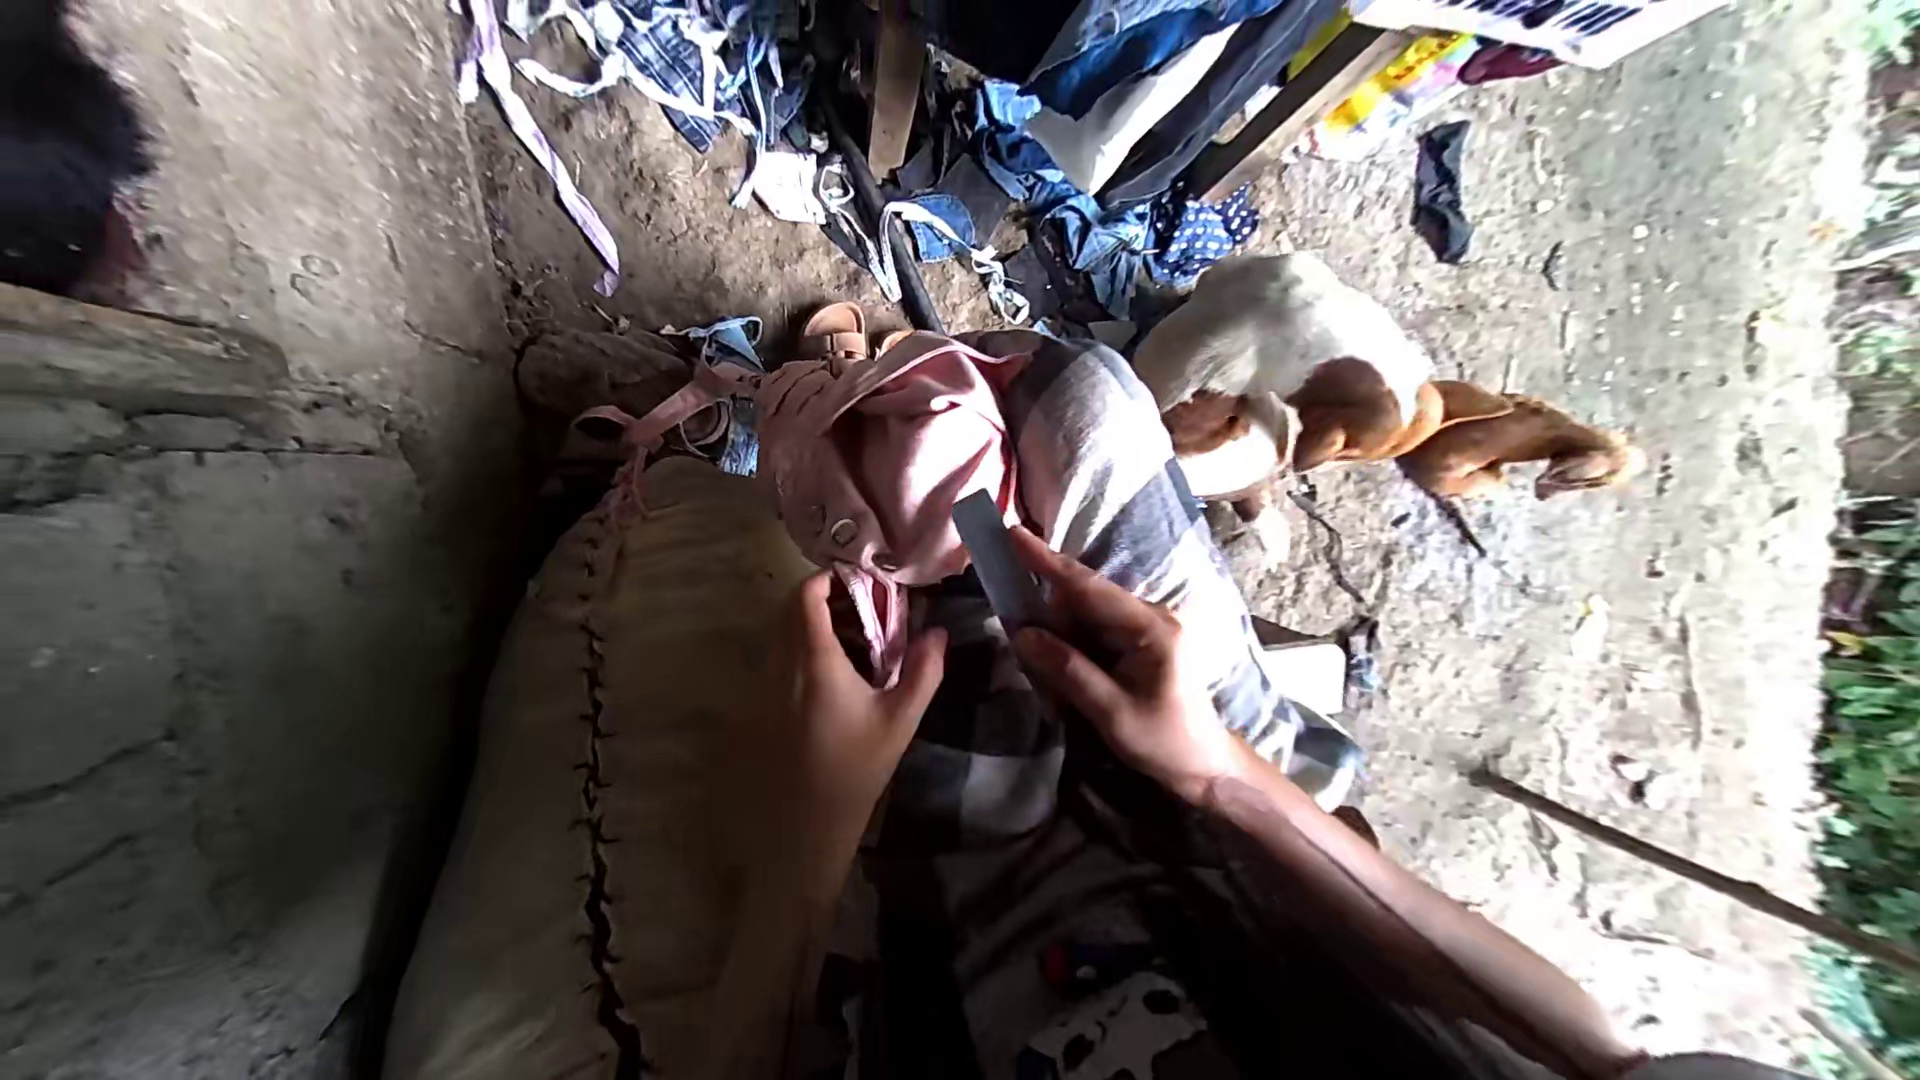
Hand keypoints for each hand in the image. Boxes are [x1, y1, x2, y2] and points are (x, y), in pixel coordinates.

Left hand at [769, 573, 946, 859]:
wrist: (807, 823)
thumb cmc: (856, 769)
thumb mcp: (900, 720)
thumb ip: (924, 672)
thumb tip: (938, 633)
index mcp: (814, 663)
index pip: (804, 598)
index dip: (826, 577)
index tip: (858, 578)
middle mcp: (782, 666)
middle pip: (788, 608)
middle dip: (822, 594)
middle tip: (862, 601)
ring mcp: (766, 684)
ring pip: (780, 630)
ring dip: (811, 618)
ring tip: (853, 629)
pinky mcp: (762, 702)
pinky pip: (777, 653)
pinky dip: (801, 641)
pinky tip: (835, 665)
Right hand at [1006, 526, 1245, 803]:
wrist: (1203, 763)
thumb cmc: (1163, 740)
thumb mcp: (1110, 713)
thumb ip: (1066, 669)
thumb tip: (1023, 634)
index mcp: (1149, 627)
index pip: (1088, 586)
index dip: (1047, 560)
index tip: (1013, 533)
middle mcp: (1148, 615)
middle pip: (1081, 599)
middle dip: (1046, 616)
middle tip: (1024, 648)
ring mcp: (1144, 625)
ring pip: (1083, 615)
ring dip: (1058, 637)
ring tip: (1056, 686)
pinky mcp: (1137, 638)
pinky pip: (1091, 630)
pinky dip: (1071, 647)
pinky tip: (1068, 680)